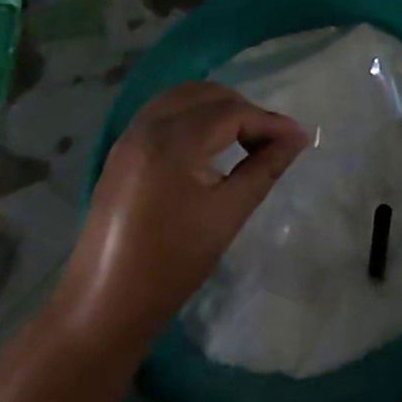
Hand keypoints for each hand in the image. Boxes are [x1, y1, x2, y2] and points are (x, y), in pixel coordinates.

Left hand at [52, 82, 308, 339]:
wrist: (103, 306)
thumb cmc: (172, 264)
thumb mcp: (227, 214)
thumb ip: (265, 168)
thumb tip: (297, 139)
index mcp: (173, 141)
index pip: (232, 112)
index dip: (269, 122)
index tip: (299, 138)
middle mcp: (147, 126)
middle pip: (207, 95)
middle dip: (244, 110)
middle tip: (271, 141)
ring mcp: (129, 137)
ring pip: (183, 98)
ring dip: (217, 109)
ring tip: (244, 139)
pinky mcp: (121, 152)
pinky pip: (163, 113)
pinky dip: (192, 116)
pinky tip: (208, 145)